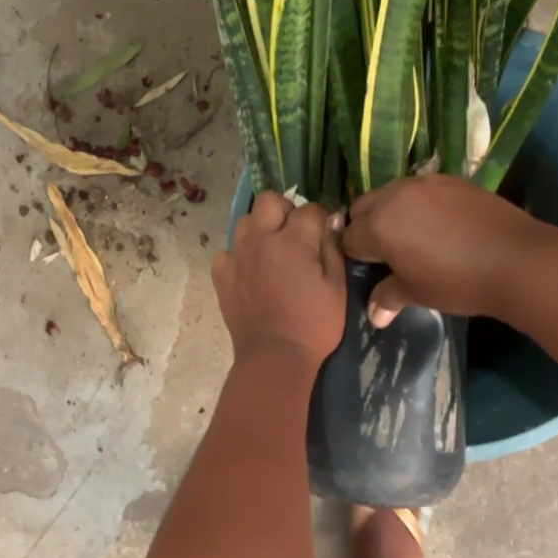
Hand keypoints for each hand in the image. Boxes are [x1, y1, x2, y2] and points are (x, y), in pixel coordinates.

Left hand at [213, 192, 346, 366]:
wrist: (274, 356)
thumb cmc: (314, 325)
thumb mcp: (337, 287)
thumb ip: (333, 248)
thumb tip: (332, 219)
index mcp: (293, 240)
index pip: (309, 208)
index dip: (320, 219)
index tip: (324, 235)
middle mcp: (261, 239)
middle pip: (269, 200)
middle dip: (284, 210)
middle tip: (294, 235)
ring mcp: (237, 255)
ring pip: (244, 221)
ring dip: (259, 229)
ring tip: (271, 251)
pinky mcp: (221, 275)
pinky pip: (227, 251)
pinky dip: (238, 256)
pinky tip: (249, 272)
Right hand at [342, 174, 554, 322]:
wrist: (518, 259)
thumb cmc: (457, 281)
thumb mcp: (417, 292)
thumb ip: (388, 297)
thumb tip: (374, 315)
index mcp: (378, 226)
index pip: (349, 238)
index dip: (357, 256)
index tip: (371, 270)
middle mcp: (394, 196)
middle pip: (363, 207)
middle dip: (367, 227)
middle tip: (387, 252)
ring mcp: (425, 183)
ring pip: (391, 194)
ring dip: (392, 212)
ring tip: (413, 236)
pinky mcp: (452, 180)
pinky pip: (421, 190)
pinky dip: (420, 205)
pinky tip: (439, 226)